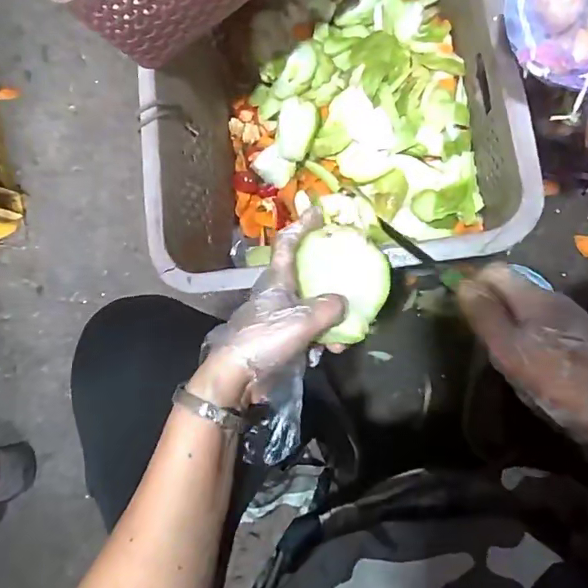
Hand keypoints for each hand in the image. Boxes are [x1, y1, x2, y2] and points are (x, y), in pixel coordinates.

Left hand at [199, 210, 346, 407]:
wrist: (237, 377)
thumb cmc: (265, 339)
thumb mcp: (302, 320)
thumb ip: (328, 309)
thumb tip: (343, 302)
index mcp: (277, 279)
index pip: (289, 243)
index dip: (303, 225)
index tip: (318, 211)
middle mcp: (278, 293)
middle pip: (308, 277)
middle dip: (330, 282)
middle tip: (351, 283)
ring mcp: (279, 316)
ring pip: (313, 308)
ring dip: (331, 321)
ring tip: (342, 338)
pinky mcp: (281, 339)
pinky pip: (310, 332)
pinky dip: (322, 339)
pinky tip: (330, 351)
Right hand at [457, 263, 587, 438]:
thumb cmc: (555, 377)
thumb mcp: (508, 348)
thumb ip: (485, 315)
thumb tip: (463, 283)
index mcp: (532, 295)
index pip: (495, 271)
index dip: (475, 284)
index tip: (463, 309)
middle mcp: (554, 297)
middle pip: (513, 287)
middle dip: (492, 303)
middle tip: (479, 333)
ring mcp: (573, 317)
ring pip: (530, 307)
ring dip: (512, 320)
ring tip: (501, 348)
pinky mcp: (584, 338)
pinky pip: (546, 324)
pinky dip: (531, 333)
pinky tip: (532, 358)